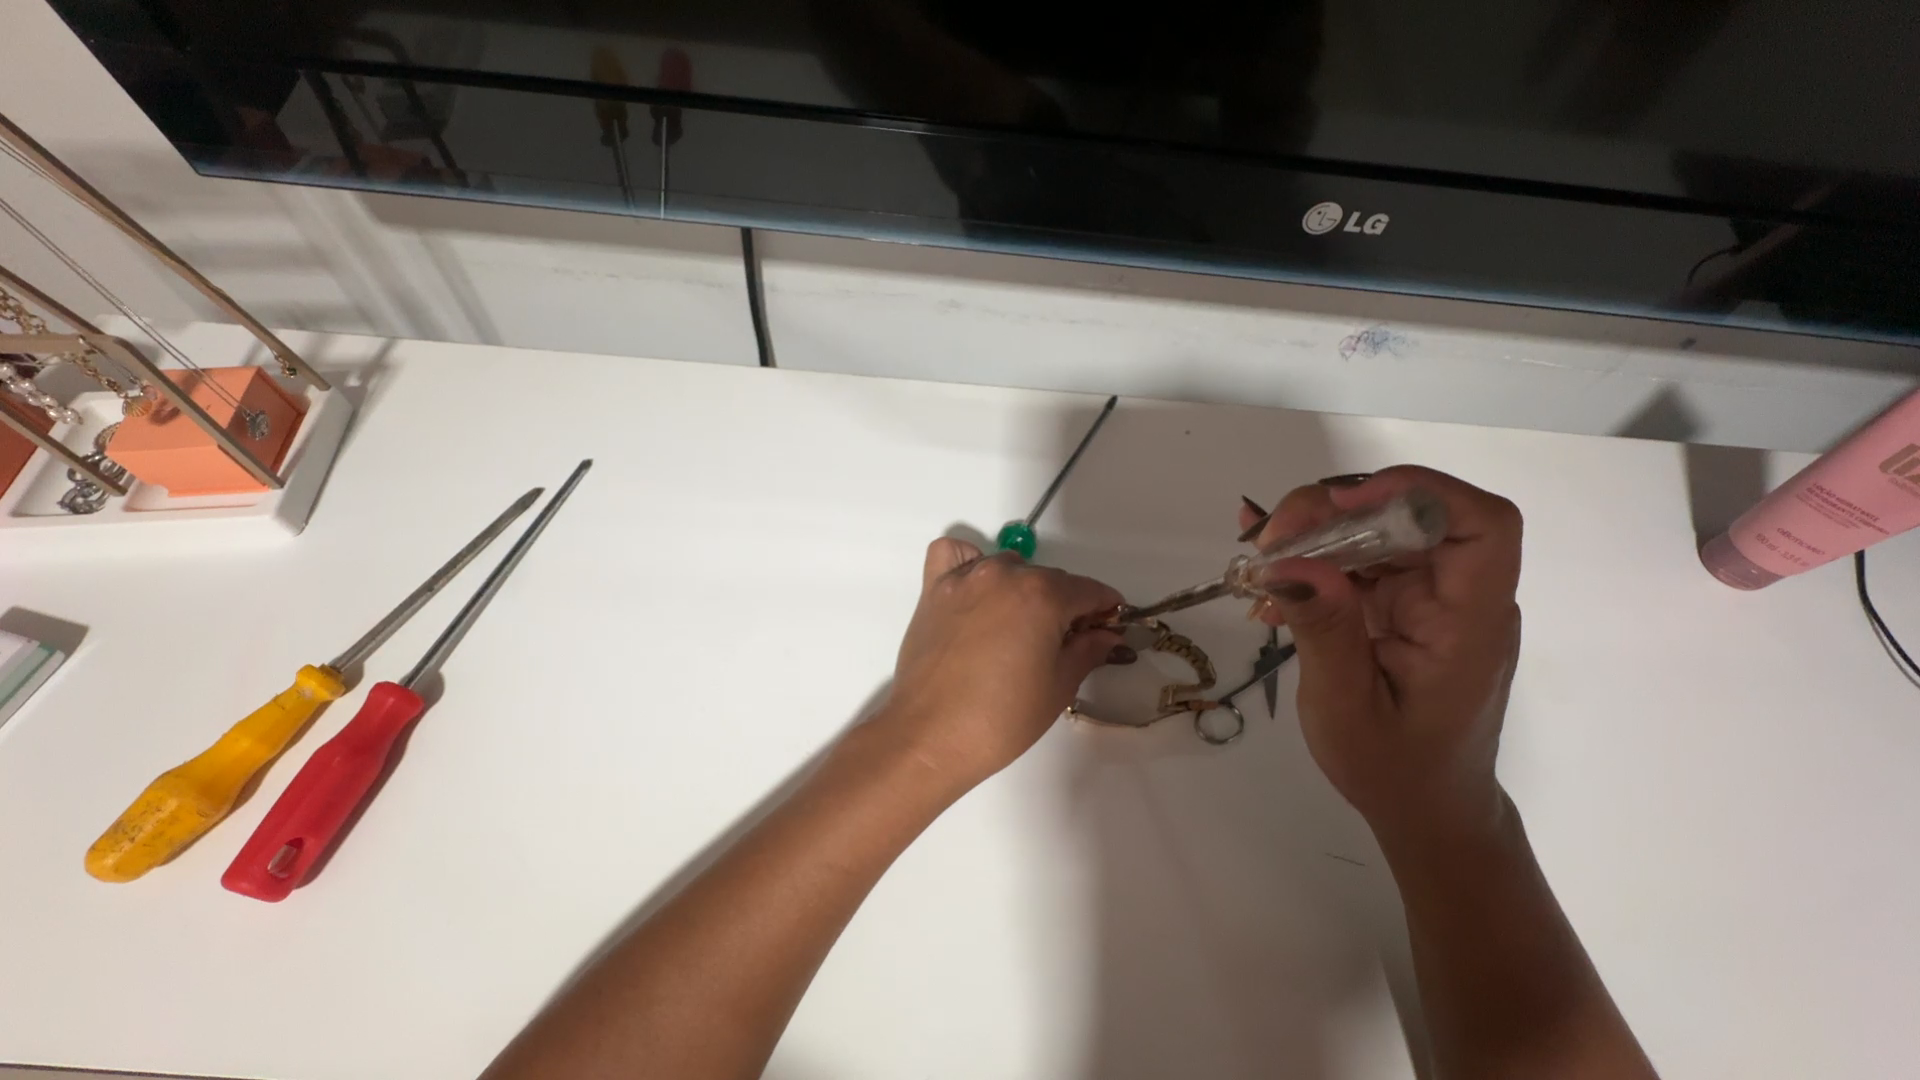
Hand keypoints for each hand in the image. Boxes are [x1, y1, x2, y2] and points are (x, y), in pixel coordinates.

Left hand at [875, 538, 1127, 792]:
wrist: (930, 736)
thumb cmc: (1002, 719)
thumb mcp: (1058, 686)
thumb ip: (1088, 650)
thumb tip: (1108, 633)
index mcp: (1042, 595)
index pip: (1088, 590)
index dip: (1105, 610)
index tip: (1108, 629)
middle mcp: (1004, 574)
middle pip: (1049, 579)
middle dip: (1065, 605)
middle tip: (1065, 642)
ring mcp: (965, 579)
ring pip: (1007, 567)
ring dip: (1021, 588)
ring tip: (1018, 628)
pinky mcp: (933, 590)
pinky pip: (954, 556)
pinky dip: (968, 563)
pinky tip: (977, 592)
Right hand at [1239, 467, 1522, 842]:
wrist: (1424, 808)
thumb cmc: (1394, 769)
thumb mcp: (1346, 706)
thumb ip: (1325, 631)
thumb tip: (1290, 561)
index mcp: (1469, 623)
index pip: (1481, 526)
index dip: (1419, 492)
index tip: (1342, 503)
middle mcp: (1457, 598)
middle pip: (1412, 518)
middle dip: (1336, 512)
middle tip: (1271, 538)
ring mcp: (1429, 599)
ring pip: (1379, 533)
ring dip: (1316, 534)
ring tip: (1258, 554)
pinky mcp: (1401, 607)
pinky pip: (1360, 564)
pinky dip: (1315, 560)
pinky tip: (1267, 568)